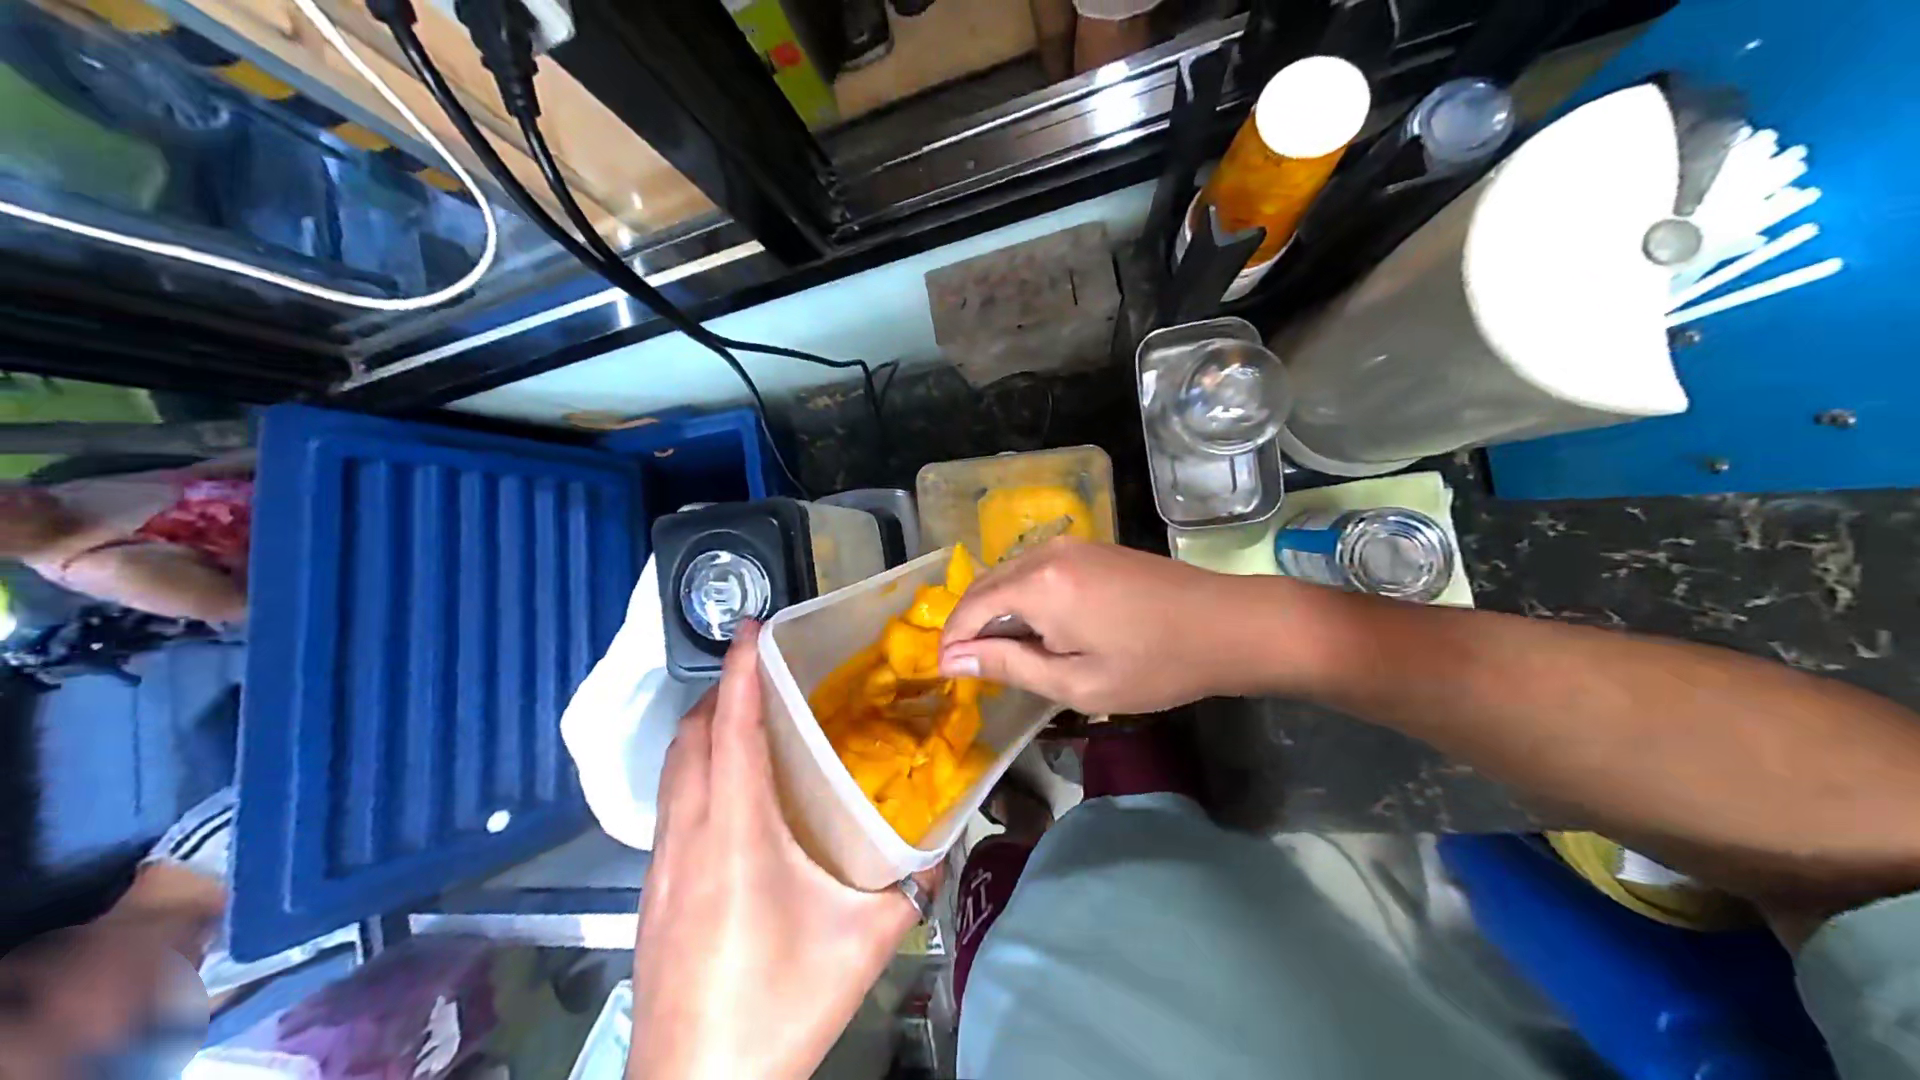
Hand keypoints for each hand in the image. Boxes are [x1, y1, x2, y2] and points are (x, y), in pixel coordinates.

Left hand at [629, 623, 934, 1079]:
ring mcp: (661, 863)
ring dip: (703, 729)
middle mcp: (689, 833)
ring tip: (743, 718)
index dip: (741, 672)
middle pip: (693, 737)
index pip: (733, 728)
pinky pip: (669, 802)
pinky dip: (693, 769)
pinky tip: (724, 792)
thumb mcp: (860, 945)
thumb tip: (936, 850)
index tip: (751, 628)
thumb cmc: (778, 1005)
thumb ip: (906, 891)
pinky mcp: (651, 891)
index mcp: (736, 832)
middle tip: (760, 673)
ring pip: (673, 769)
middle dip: (722, 692)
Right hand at [938, 539, 1290, 713]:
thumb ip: (1008, 665)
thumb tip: (952, 659)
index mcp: (1039, 585)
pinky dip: (1021, 597)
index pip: (970, 608)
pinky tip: (1038, 627)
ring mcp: (1070, 545)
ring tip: (1005, 653)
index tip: (946, 673)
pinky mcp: (1089, 547)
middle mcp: (1046, 554)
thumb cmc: (1153, 665)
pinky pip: (1033, 569)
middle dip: (969, 625)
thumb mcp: (1076, 681)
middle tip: (973, 668)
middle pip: (984, 585)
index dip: (952, 641)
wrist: (1226, 624)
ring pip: (1008, 575)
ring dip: (995, 611)